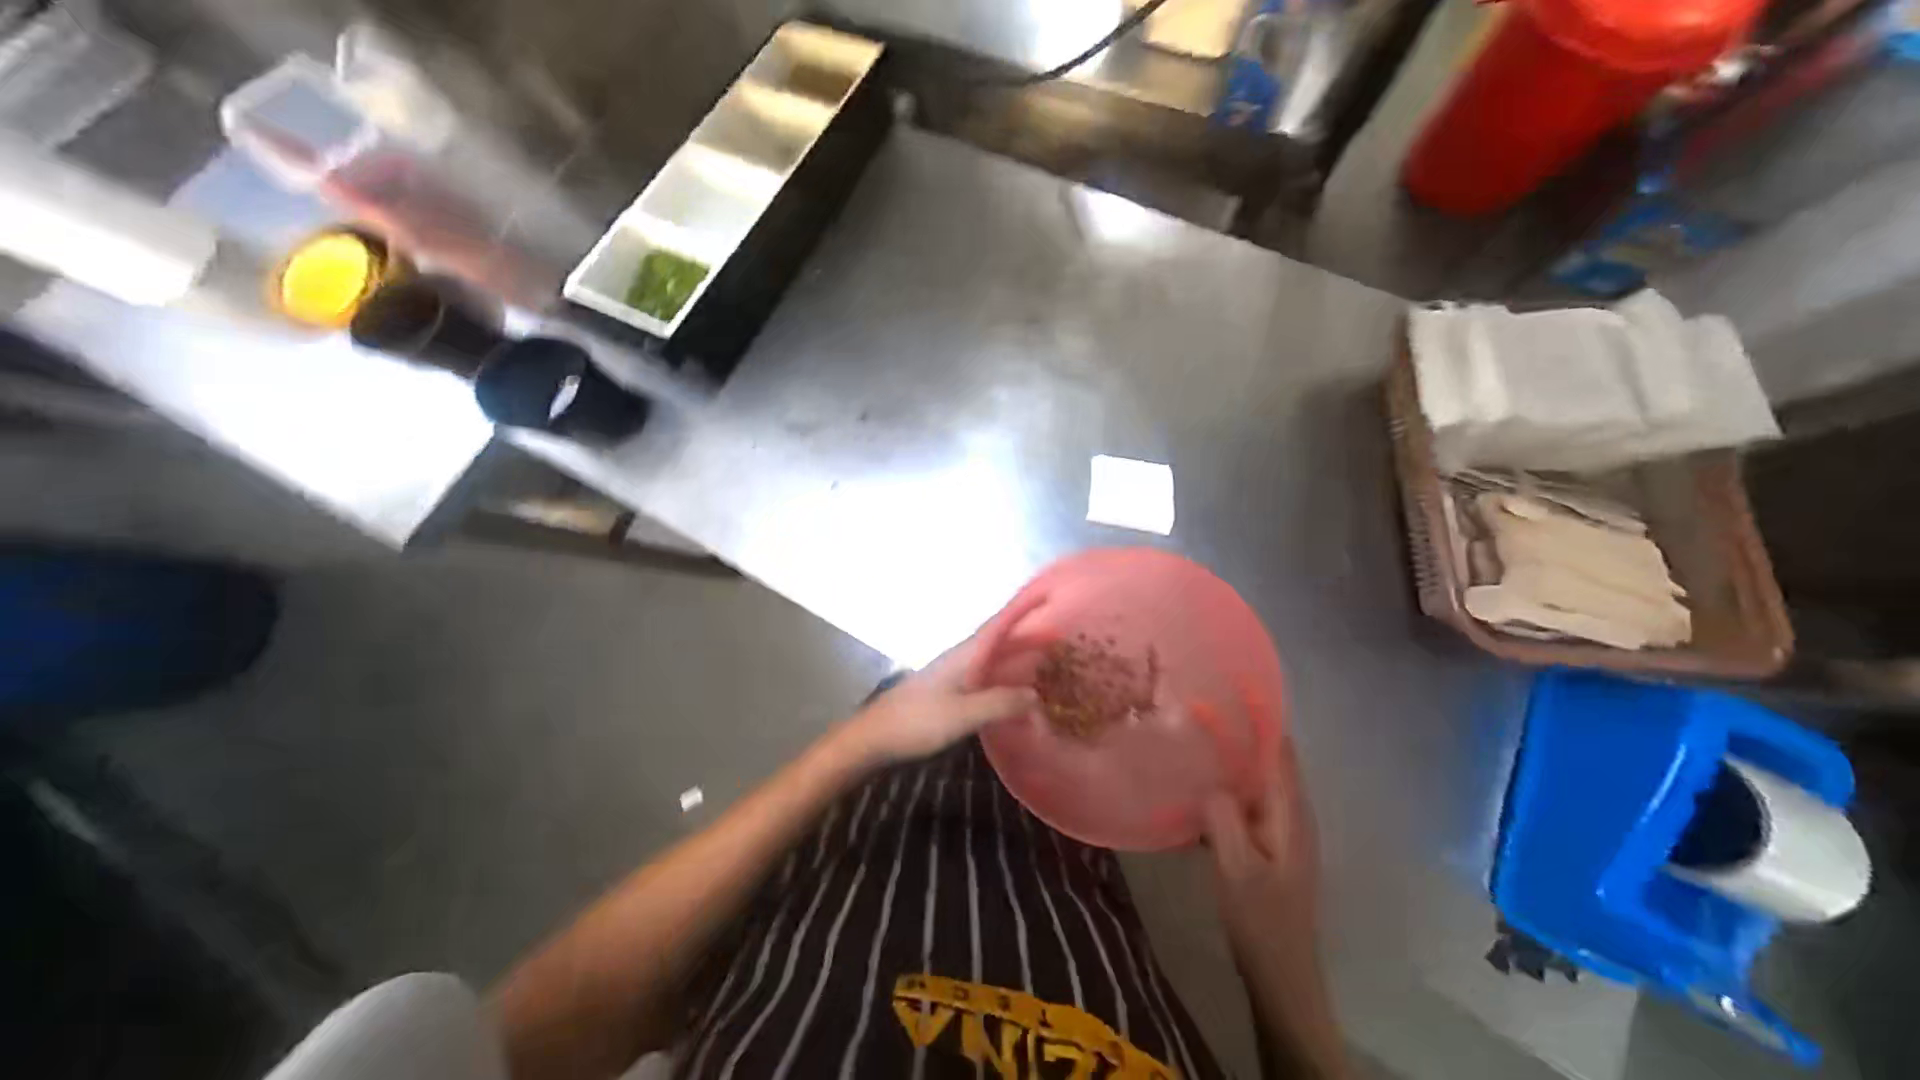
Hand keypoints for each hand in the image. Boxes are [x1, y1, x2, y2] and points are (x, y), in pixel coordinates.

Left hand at [834, 591, 1046, 766]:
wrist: (875, 737)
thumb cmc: (917, 721)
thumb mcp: (963, 714)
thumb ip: (1000, 702)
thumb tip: (1037, 695)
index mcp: (966, 654)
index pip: (1000, 622)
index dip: (1023, 608)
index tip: (1047, 594)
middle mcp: (962, 658)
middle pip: (1001, 640)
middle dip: (1030, 636)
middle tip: (1063, 639)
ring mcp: (955, 675)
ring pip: (994, 660)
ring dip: (1019, 659)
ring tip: (1048, 664)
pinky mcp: (950, 693)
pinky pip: (987, 679)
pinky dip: (1006, 680)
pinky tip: (1017, 696)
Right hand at [1204, 733, 1347, 1079]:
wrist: (1282, 974)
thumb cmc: (1263, 920)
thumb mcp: (1237, 868)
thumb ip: (1224, 818)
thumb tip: (1211, 783)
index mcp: (1290, 814)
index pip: (1280, 751)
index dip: (1261, 717)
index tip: (1232, 688)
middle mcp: (1290, 814)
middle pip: (1266, 760)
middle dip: (1238, 732)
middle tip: (1196, 711)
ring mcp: (1279, 831)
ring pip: (1253, 781)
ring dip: (1228, 760)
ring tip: (1191, 742)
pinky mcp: (1265, 846)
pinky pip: (1244, 803)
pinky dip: (1224, 788)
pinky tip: (1194, 790)